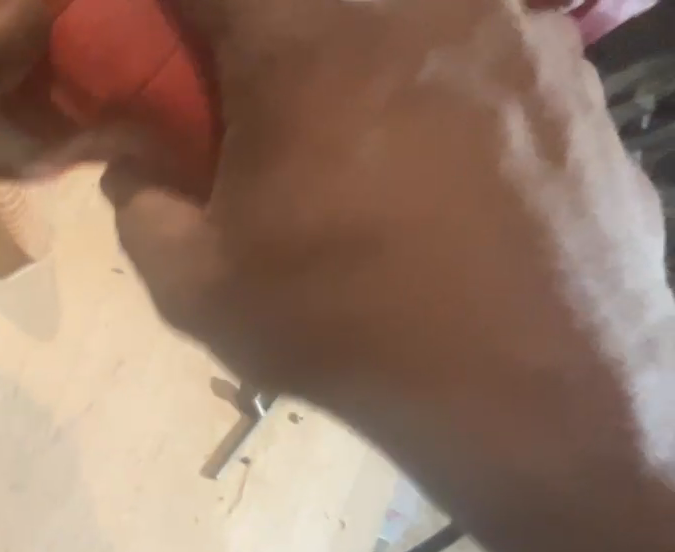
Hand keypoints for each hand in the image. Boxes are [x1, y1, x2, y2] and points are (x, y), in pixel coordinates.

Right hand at [102, 0, 670, 425]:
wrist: (525, 373)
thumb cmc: (334, 322)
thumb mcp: (193, 284)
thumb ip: (140, 207)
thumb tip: (133, 164)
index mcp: (307, 50)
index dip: (166, 19)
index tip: (150, 68)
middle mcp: (413, 8)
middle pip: (295, 1)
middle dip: (243, 46)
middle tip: (224, 118)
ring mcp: (504, 24)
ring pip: (378, 15)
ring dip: (324, 60)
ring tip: (317, 145)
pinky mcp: (559, 64)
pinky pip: (452, 39)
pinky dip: (401, 76)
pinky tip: (398, 159)